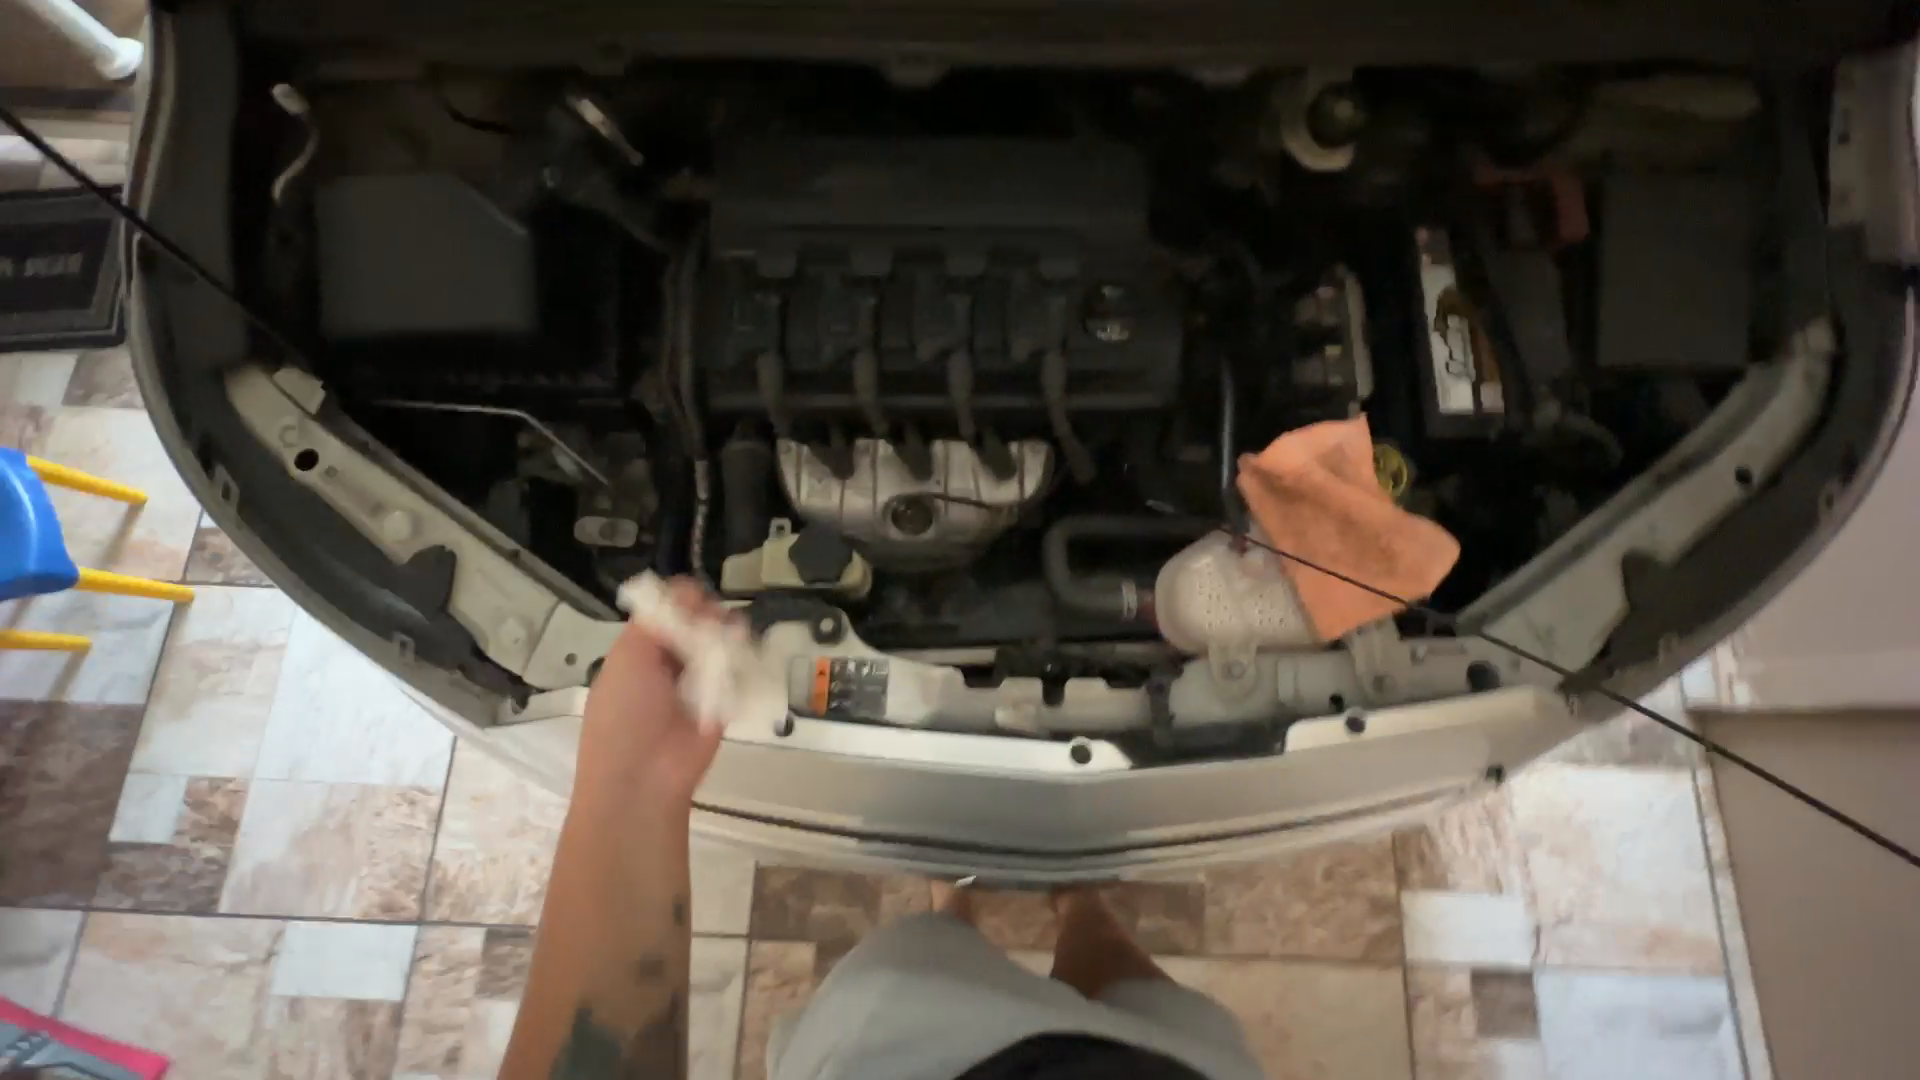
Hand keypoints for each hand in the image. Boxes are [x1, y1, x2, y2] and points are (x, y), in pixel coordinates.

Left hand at [575, 580, 727, 813]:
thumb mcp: (629, 657)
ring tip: (735, 635)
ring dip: (729, 637)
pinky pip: (738, 676)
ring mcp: (698, 686)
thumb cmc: (625, 714)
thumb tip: (685, 591)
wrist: (644, 777)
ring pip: (721, 648)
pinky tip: (747, 653)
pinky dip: (745, 662)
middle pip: (698, 627)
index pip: (666, 614)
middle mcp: (669, 666)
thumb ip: (656, 621)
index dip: (683, 601)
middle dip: (710, 617)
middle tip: (717, 618)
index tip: (698, 597)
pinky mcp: (724, 705)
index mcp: (639, 654)